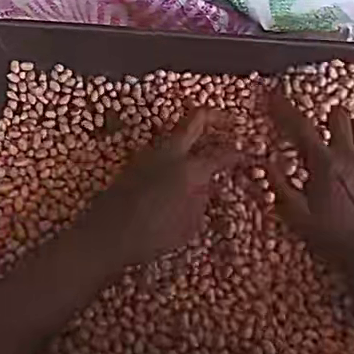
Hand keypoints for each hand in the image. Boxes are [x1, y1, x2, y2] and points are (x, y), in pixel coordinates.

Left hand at [73, 109, 245, 270]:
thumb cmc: (153, 236)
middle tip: (229, 123)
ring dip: (194, 135)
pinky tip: (181, 170)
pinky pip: (164, 149)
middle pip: (196, 119)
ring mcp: (149, 155)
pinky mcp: (135, 164)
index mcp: (189, 167)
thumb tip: (207, 185)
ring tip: (207, 149)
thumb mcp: (188, 224)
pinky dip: (178, 151)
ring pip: (177, 133)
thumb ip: (201, 199)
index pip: (221, 153)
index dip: (238, 154)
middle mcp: (169, 152)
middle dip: (216, 118)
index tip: (248, 156)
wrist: (105, 236)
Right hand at [265, 94, 353, 295]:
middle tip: (316, 122)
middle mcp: (348, 155)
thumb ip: (280, 186)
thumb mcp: (298, 214)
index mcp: (324, 162)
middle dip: (326, 114)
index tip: (274, 97)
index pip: (301, 127)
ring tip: (342, 127)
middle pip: (339, 117)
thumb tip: (264, 164)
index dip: (285, 110)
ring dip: (352, 123)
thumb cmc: (333, 235)